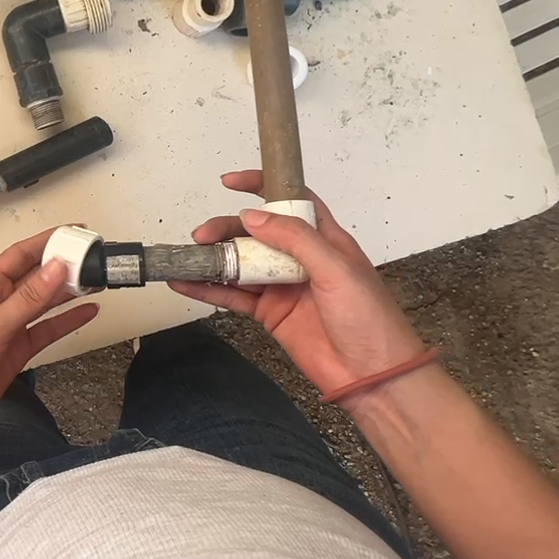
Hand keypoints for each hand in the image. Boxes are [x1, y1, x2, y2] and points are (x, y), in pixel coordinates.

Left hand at [0, 228, 100, 420]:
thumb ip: (29, 298)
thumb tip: (56, 268)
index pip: (20, 254)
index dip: (46, 241)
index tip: (72, 233)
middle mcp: (0, 301)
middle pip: (36, 276)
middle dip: (63, 265)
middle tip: (91, 258)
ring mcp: (11, 324)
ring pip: (45, 301)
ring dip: (69, 291)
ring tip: (95, 280)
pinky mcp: (20, 346)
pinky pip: (49, 327)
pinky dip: (68, 320)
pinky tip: (87, 312)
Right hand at [169, 170, 425, 396]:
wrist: (373, 376)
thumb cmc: (369, 319)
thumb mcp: (336, 270)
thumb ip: (294, 239)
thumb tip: (251, 216)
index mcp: (323, 240)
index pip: (290, 201)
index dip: (262, 186)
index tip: (230, 182)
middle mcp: (298, 259)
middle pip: (254, 233)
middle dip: (225, 230)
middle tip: (201, 237)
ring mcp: (281, 286)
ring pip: (238, 264)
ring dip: (213, 259)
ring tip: (187, 259)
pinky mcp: (268, 313)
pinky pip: (231, 296)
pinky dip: (207, 290)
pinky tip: (185, 285)